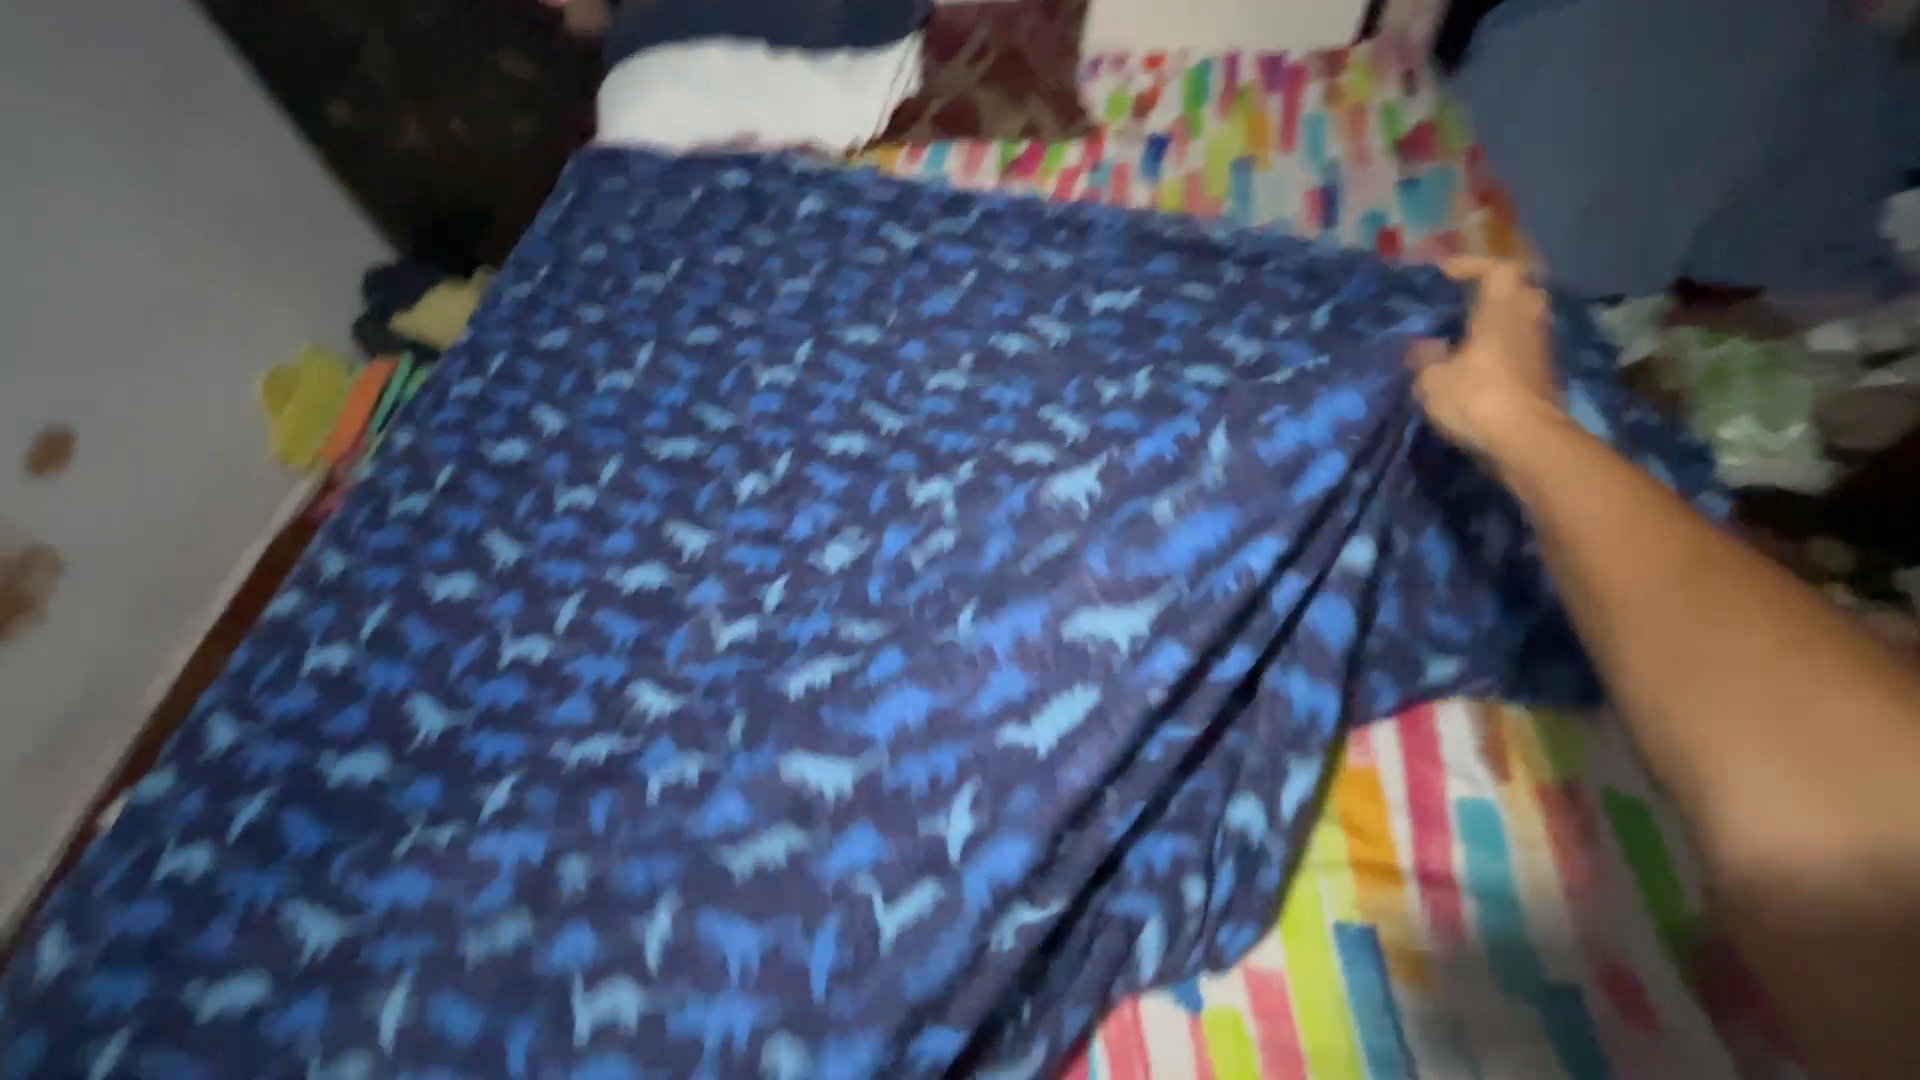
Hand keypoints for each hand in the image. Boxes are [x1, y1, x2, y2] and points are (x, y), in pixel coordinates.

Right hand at [1408, 257, 1562, 459]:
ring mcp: (1539, 346)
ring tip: (1454, 331)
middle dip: (1485, 291)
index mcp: (1503, 307)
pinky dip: (1494, 344)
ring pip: (1515, 318)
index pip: (1493, 268)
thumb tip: (1423, 344)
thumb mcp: (1431, 377)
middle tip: (1453, 300)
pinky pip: (1514, 344)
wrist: (1525, 442)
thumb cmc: (1476, 398)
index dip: (1467, 266)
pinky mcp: (1539, 372)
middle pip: (1513, 289)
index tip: (1438, 274)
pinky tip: (1468, 359)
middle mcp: (1527, 318)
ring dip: (1489, 320)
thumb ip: (1423, 354)